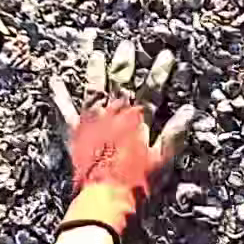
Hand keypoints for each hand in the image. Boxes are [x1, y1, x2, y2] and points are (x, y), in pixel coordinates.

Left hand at [50, 40, 195, 236]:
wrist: (104, 199)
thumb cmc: (137, 183)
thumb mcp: (162, 161)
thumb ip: (174, 134)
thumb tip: (189, 111)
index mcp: (137, 120)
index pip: (152, 90)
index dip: (160, 72)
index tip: (166, 55)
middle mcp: (114, 114)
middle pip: (121, 82)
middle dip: (125, 62)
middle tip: (126, 44)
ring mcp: (92, 121)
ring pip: (94, 88)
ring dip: (96, 70)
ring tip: (97, 53)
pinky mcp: (75, 132)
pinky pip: (65, 109)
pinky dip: (59, 95)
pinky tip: (54, 81)